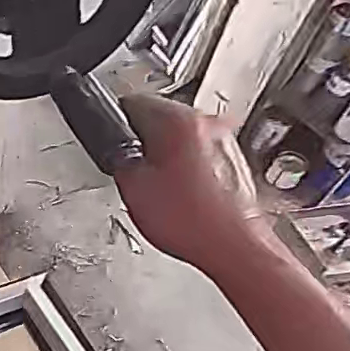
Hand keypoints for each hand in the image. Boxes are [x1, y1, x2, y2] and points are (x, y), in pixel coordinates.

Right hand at [114, 94, 275, 275]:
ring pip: (183, 140)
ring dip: (168, 159)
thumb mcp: (133, 189)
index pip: (134, 103)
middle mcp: (207, 123)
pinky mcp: (235, 163)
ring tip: (161, 193)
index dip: (116, 124)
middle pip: (162, 119)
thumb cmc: (193, 222)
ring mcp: (226, 142)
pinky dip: (190, 173)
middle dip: (145, 144)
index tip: (113, 140)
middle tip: (135, 174)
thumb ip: (120, 158)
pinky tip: (184, 200)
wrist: (234, 247)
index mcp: (179, 119)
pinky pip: (202, 158)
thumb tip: (118, 148)